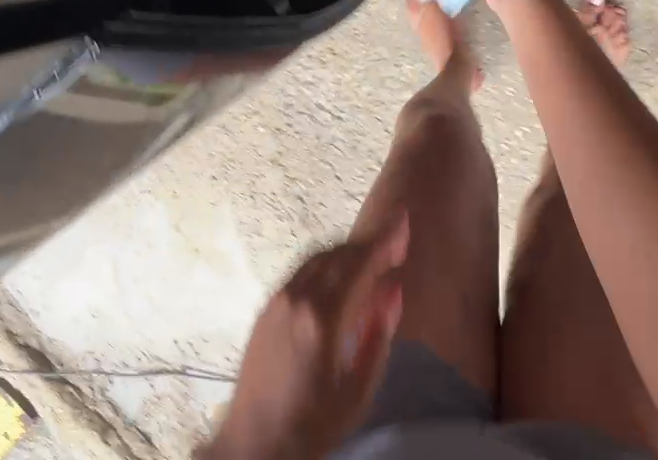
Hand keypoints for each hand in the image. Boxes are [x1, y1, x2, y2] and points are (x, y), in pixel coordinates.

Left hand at [203, 215, 408, 459]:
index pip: (360, 264)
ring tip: (374, 255)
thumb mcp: (359, 390)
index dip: (384, 239)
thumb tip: (393, 289)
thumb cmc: (314, 423)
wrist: (254, 442)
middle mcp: (298, 298)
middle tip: (397, 241)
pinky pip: (303, 268)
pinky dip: (328, 261)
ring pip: (319, 256)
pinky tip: (342, 272)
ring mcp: (278, 298)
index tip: (404, 219)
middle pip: (340, 254)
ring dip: (348, 250)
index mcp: (324, 319)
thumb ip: (379, 334)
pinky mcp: (267, 305)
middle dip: (370, 243)